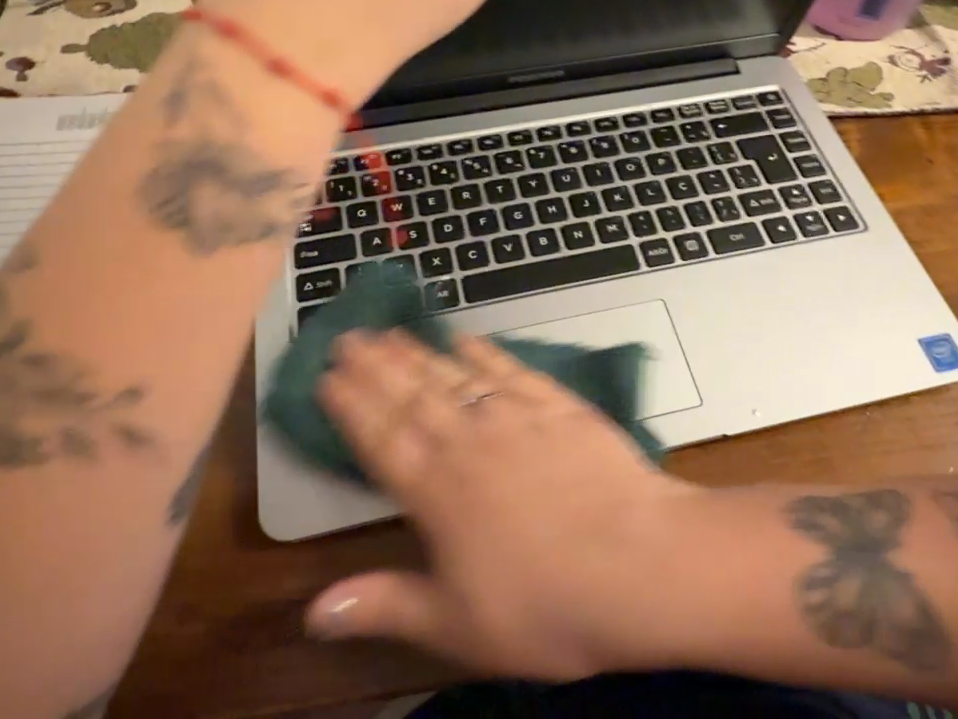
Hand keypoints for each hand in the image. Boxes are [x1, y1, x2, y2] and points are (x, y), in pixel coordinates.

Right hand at [308, 330, 701, 680]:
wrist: (645, 566)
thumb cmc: (548, 606)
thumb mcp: (458, 625)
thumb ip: (386, 606)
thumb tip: (312, 613)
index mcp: (436, 492)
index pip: (381, 439)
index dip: (351, 406)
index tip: (327, 375)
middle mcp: (469, 442)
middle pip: (411, 396)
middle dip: (375, 366)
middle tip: (348, 335)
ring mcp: (518, 418)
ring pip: (455, 376)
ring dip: (419, 352)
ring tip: (390, 331)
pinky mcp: (561, 408)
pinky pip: (513, 370)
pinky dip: (486, 352)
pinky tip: (468, 339)